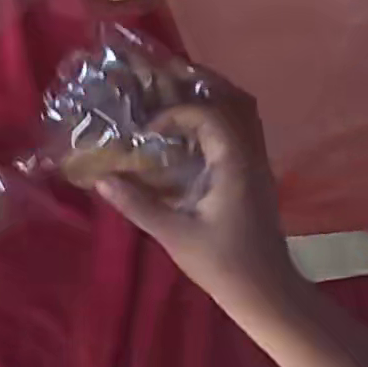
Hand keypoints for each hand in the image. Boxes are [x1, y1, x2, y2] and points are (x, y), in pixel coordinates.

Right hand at [94, 81, 305, 316]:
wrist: (266, 291)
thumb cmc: (223, 264)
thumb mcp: (174, 235)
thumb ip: (137, 204)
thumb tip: (101, 179)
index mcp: (235, 166)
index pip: (211, 116)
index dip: (176, 112)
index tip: (149, 129)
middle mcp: (252, 156)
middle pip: (237, 100)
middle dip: (202, 83)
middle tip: (166, 75)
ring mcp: (258, 164)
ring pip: (244, 112)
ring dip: (212, 96)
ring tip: (177, 92)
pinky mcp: (255, 174)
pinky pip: (241, 129)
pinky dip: (217, 117)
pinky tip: (190, 128)